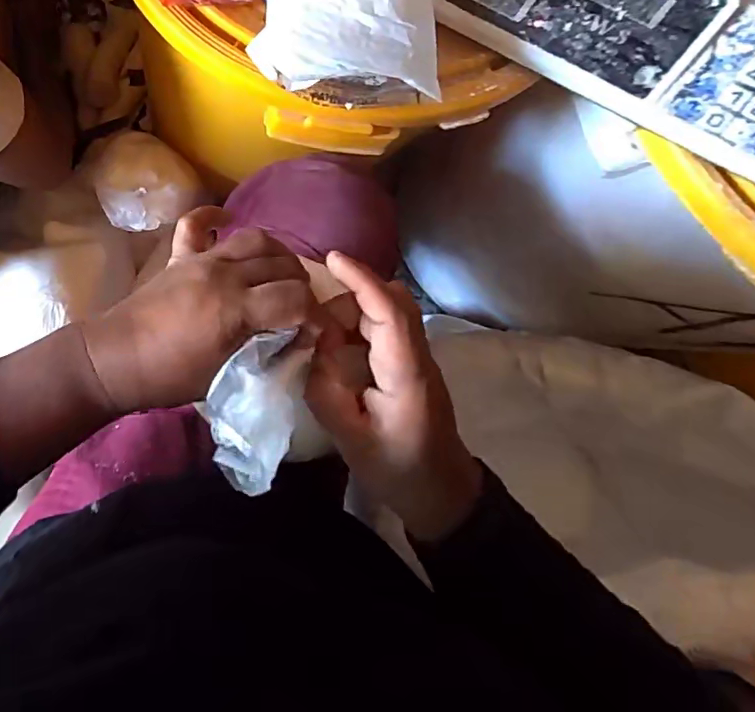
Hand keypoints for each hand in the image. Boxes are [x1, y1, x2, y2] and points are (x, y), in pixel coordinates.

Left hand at [79, 206, 320, 413]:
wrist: (116, 359)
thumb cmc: (170, 377)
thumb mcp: (227, 375)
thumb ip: (266, 352)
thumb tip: (296, 338)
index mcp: (235, 308)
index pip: (297, 298)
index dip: (316, 316)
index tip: (317, 332)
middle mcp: (221, 274)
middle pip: (281, 265)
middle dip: (301, 286)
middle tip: (301, 308)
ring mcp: (199, 260)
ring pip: (252, 239)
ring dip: (276, 253)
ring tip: (281, 274)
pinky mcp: (178, 257)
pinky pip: (196, 223)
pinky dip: (214, 216)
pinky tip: (228, 219)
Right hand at [305, 252, 482, 541]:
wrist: (443, 495)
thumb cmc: (399, 470)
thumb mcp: (350, 437)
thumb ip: (325, 388)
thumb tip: (311, 345)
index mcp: (406, 374)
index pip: (389, 312)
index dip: (361, 280)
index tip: (331, 259)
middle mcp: (416, 357)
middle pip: (390, 302)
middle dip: (348, 297)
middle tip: (312, 323)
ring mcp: (416, 360)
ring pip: (386, 312)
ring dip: (349, 313)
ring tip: (318, 339)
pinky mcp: (407, 365)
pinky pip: (381, 328)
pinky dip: (354, 324)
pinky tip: (331, 345)